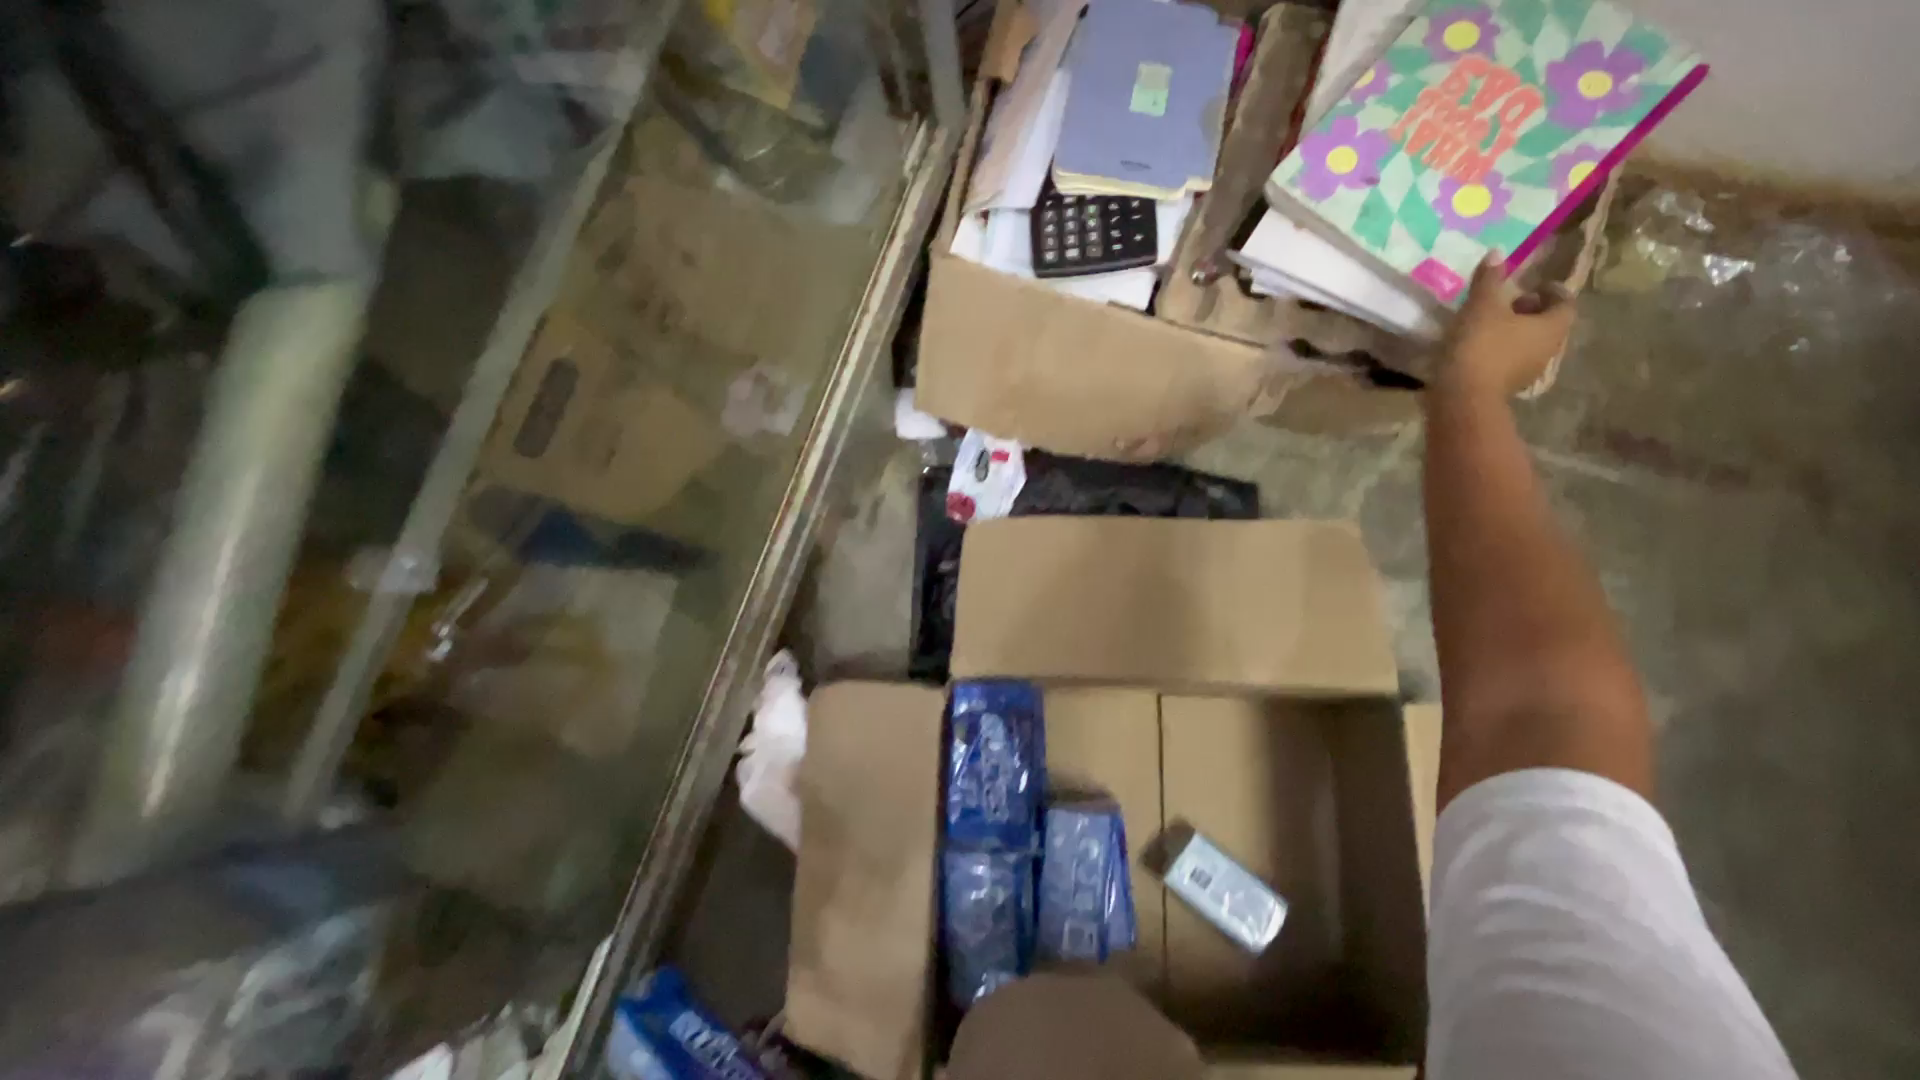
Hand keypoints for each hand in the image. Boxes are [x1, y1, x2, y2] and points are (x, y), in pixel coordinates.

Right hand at [1438, 256, 1576, 398]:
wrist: (1461, 398)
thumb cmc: (1480, 346)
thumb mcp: (1481, 306)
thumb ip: (1490, 279)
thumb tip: (1497, 252)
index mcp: (1551, 326)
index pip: (1564, 302)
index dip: (1552, 290)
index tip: (1534, 284)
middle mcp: (1548, 349)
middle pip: (1548, 324)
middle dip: (1531, 310)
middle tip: (1509, 300)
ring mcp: (1528, 371)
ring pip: (1528, 343)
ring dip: (1514, 331)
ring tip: (1489, 322)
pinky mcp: (1505, 387)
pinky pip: (1510, 360)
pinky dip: (1500, 349)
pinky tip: (1477, 345)